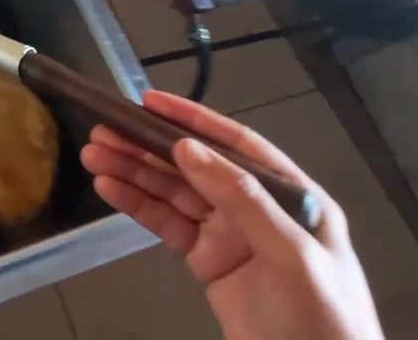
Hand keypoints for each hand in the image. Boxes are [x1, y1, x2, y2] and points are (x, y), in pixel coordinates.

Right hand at [80, 91, 382, 339]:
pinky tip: (109, 188)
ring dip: (133, 172)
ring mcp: (229, 235)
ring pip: (173, 192)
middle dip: (147, 147)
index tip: (148, 101)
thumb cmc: (324, 322)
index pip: (236, 144)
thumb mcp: (293, 257)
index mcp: (291, 196)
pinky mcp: (207, 261)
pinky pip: (167, 224)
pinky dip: (136, 205)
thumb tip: (185, 147)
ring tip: (93, 156)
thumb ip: (242, 199)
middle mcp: (256, 207)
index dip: (192, 119)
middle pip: (194, 166)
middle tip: (102, 131)